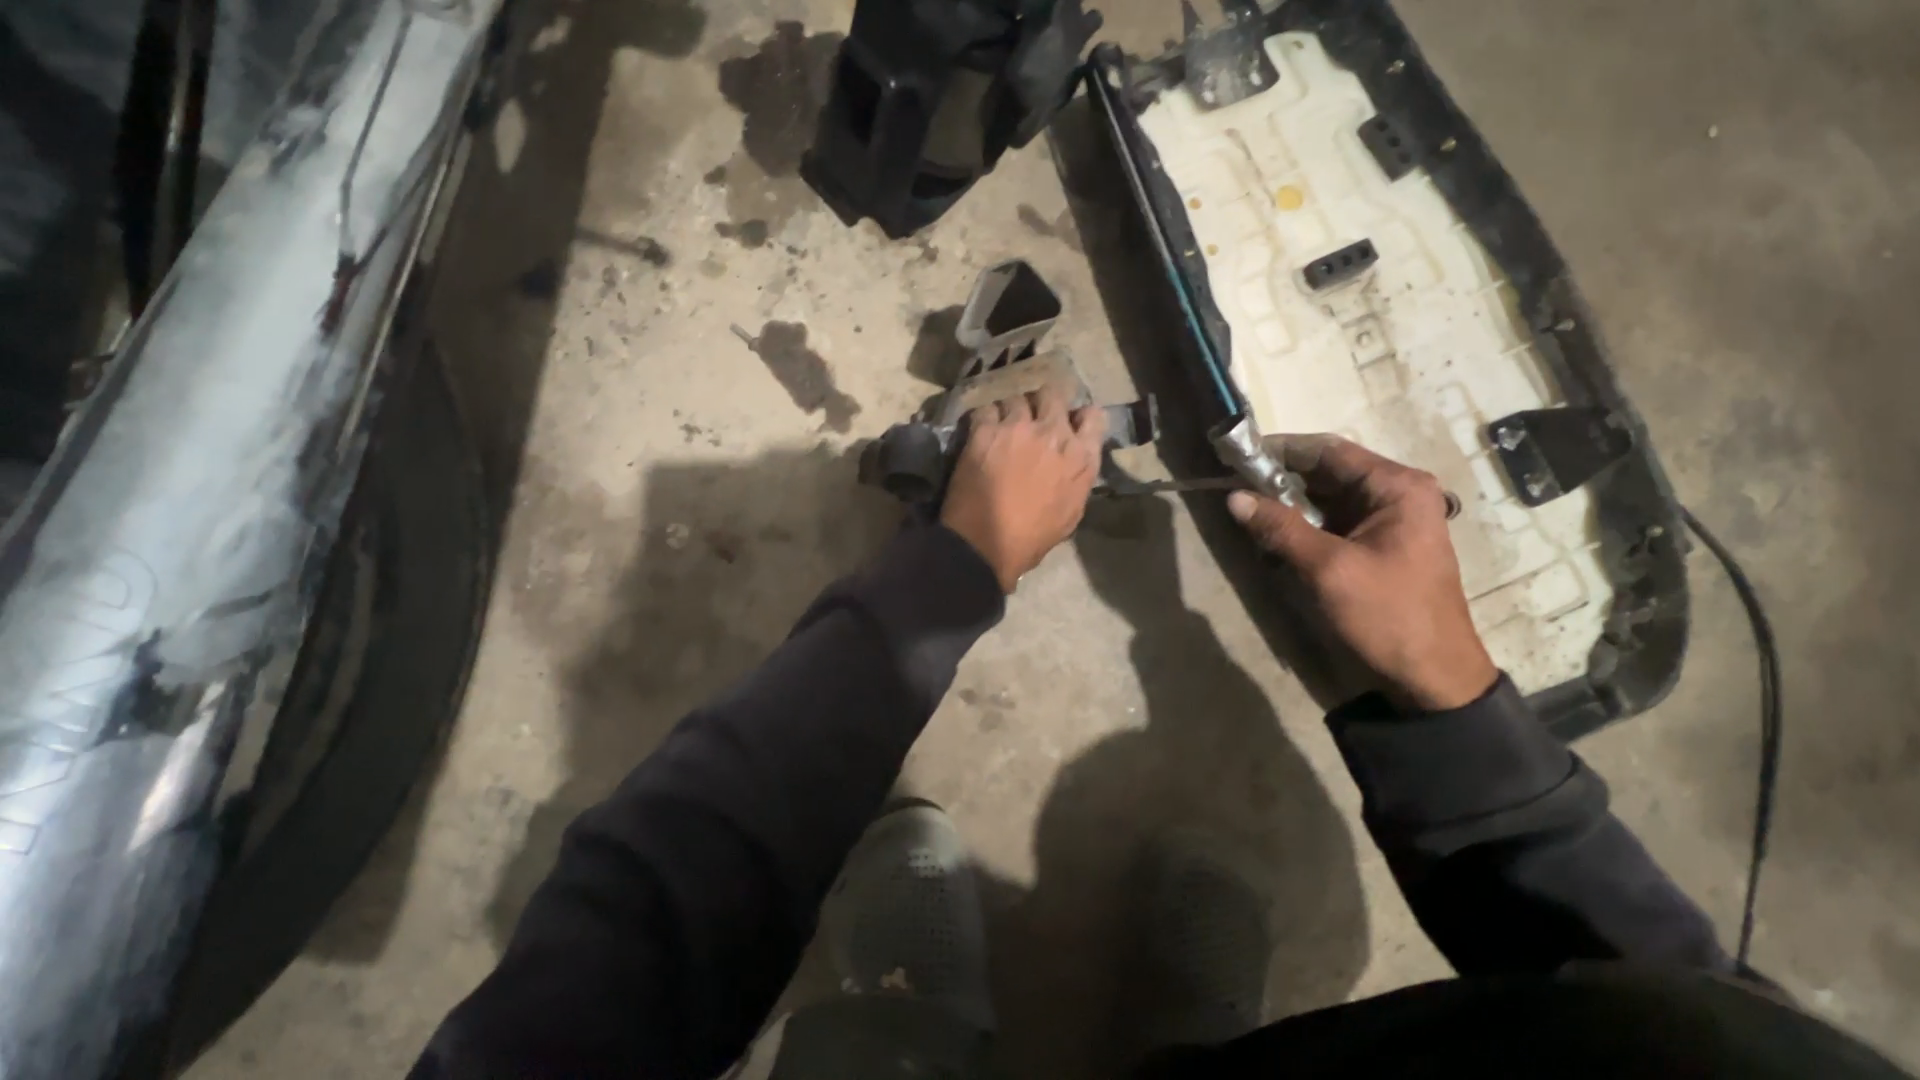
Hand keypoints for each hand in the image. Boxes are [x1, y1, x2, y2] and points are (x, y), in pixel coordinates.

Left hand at [941, 387, 1106, 592]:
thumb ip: (1077, 476)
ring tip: (1002, 427)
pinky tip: (981, 433)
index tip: (1068, 422)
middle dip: (1043, 402)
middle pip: (1052, 394)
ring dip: (1011, 411)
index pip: (1093, 416)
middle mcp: (1054, 433)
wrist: (985, 543)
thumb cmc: (1032, 538)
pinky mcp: (985, 430)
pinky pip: (986, 409)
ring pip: (1016, 398)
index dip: (1079, 416)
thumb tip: (1072, 460)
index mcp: (1081, 458)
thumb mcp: (1071, 512)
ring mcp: (1018, 428)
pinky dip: (985, 419)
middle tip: (1031, 417)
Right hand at [1226, 435, 1496, 710]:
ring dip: (1290, 508)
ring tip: (1248, 515)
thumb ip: (1280, 528)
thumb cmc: (1387, 615)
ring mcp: (1391, 521)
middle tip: (1235, 490)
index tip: (1237, 458)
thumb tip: (1234, 497)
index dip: (1281, 451)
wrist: (1433, 676)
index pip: (1329, 451)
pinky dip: (1305, 528)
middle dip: (1281, 482)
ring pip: (1328, 499)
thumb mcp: (1328, 569)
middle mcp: (1398, 494)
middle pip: (1328, 473)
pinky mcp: (1381, 545)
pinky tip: (1275, 541)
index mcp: (1398, 487)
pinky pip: (1335, 524)